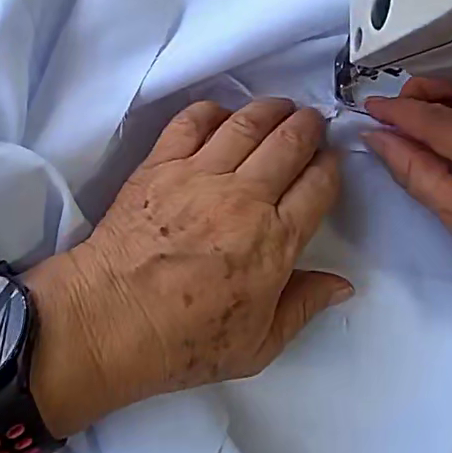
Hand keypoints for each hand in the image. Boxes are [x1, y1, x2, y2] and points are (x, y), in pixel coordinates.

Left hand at [26, 98, 352, 436]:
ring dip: (268, 110)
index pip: (318, 187)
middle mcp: (242, 198)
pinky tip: (220, 114)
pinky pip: (189, 123)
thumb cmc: (182, 340)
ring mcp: (197, 177)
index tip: (330, 160)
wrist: (110, 317)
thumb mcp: (258, 345)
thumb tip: (342, 283)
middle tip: (311, 121)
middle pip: (287, 144)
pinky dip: (210, 111)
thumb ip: (302, 307)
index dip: (330, 167)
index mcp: (274, 241)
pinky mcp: (157, 167)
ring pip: (244, 125)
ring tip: (279, 107)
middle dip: (307, 127)